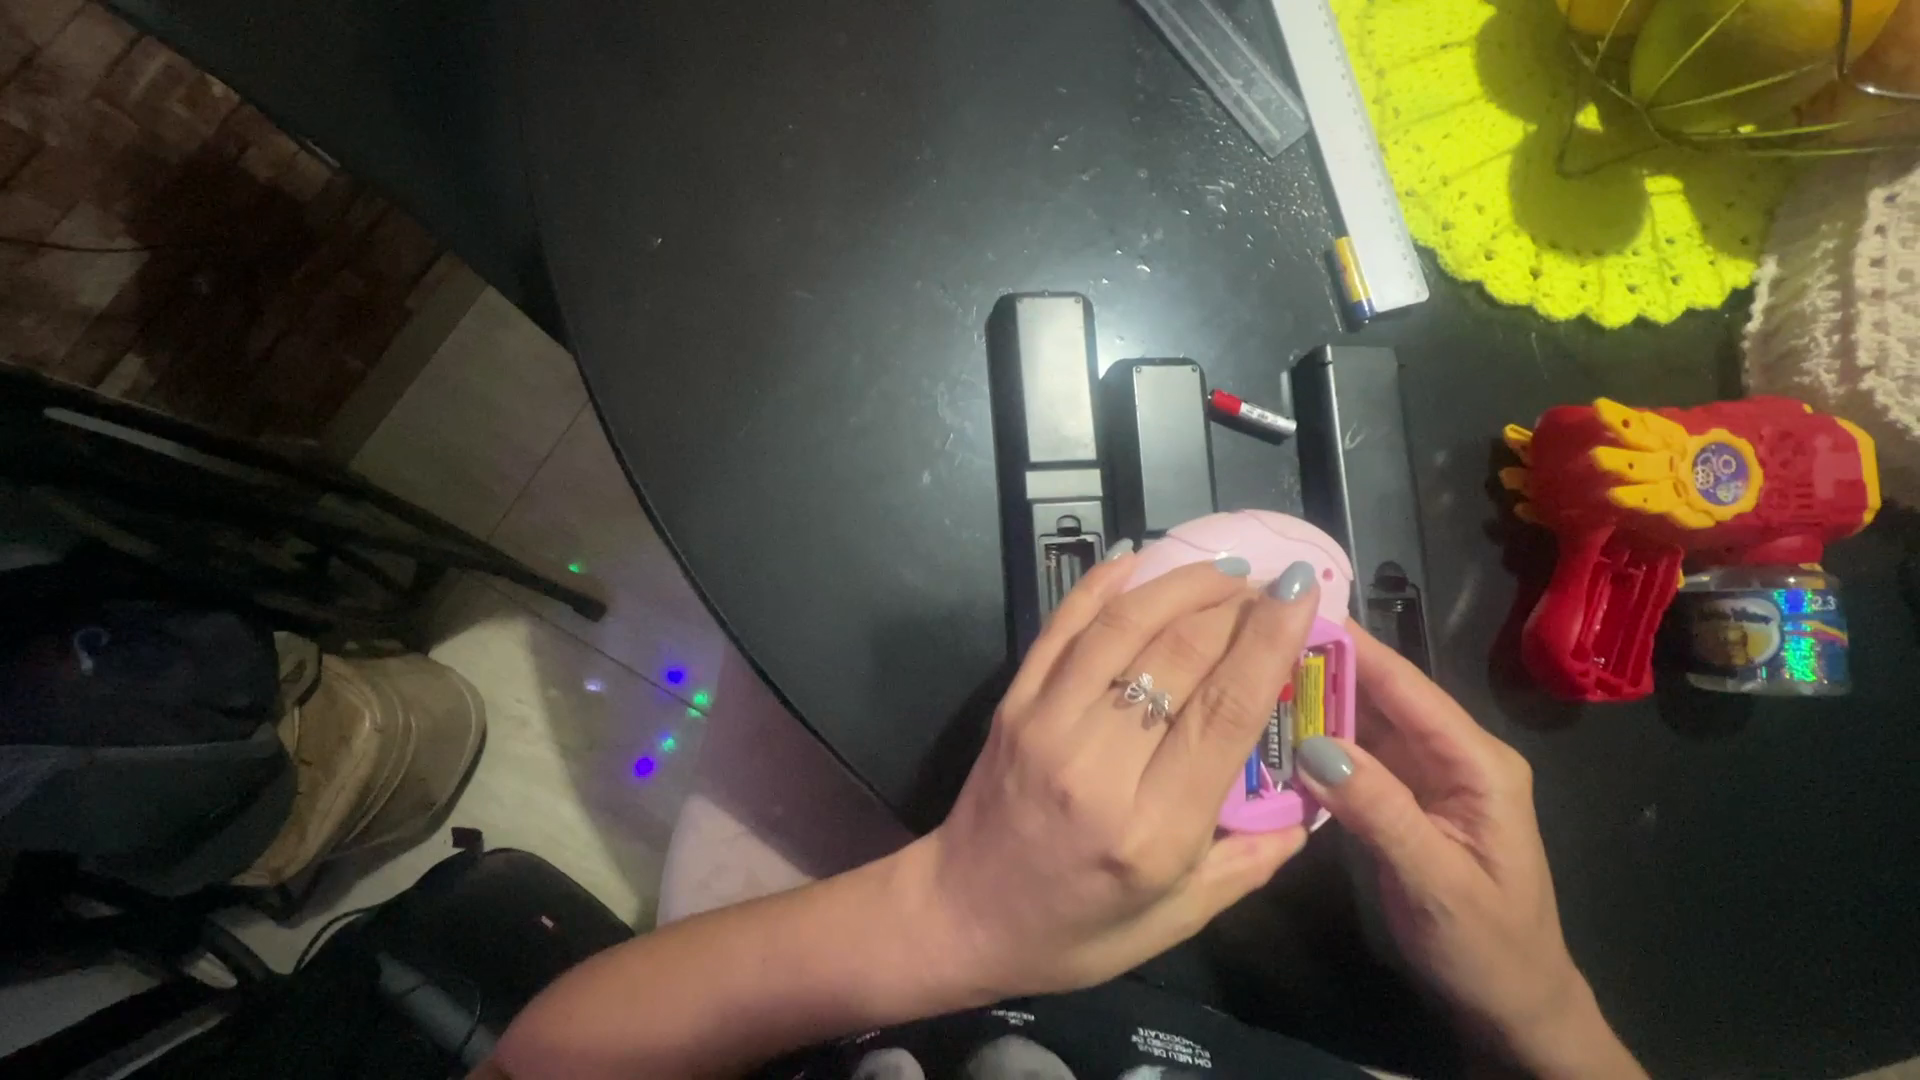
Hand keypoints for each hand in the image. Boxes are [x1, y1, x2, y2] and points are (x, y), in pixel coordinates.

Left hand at [901, 554, 1323, 999]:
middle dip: (1233, 607)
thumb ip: (1245, 864)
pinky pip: (1060, 627)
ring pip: (1121, 627)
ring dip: (1177, 585)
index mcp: (1150, 828)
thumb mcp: (1173, 921)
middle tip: (1268, 586)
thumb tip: (1307, 809)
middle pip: (1178, 656)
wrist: (960, 913)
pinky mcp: (1013, 701)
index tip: (1299, 595)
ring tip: (1221, 571)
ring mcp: (1045, 721)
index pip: (1224, 711)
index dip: (1268, 642)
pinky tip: (1137, 560)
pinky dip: (1099, 585)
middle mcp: (1097, 763)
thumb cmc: (1072, 929)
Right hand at [1294, 628, 1643, 1078]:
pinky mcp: (1395, 793)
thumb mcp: (1436, 884)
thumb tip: (1315, 745)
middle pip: (1377, 695)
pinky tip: (1267, 728)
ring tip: (1245, 672)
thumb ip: (1379, 810)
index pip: (1407, 688)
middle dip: (1317, 666)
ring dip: (1307, 700)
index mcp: (1477, 762)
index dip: (1353, 647)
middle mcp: (1448, 753)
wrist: (1509, 1006)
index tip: (1295, 609)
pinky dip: (1309, 741)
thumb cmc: (1487, 948)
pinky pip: (1347, 754)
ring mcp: (1419, 772)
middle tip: (1250, 638)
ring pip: (1356, 721)